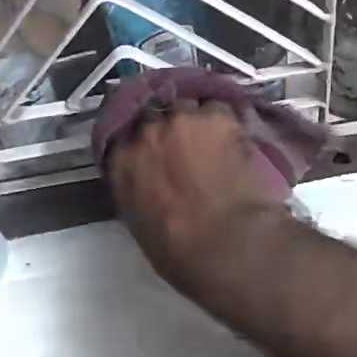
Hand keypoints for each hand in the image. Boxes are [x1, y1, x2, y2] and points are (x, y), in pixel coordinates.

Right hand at [106, 102, 283, 292]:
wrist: (227, 242)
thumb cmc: (181, 251)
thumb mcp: (140, 223)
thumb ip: (137, 189)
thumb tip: (149, 179)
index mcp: (122, 163)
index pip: (123, 135)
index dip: (139, 139)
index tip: (152, 147)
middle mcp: (147, 132)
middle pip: (154, 113)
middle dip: (166, 125)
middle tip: (184, 142)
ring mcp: (183, 118)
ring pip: (187, 105)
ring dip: (195, 119)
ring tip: (212, 138)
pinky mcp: (218, 115)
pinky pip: (219, 107)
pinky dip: (225, 119)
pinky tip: (234, 135)